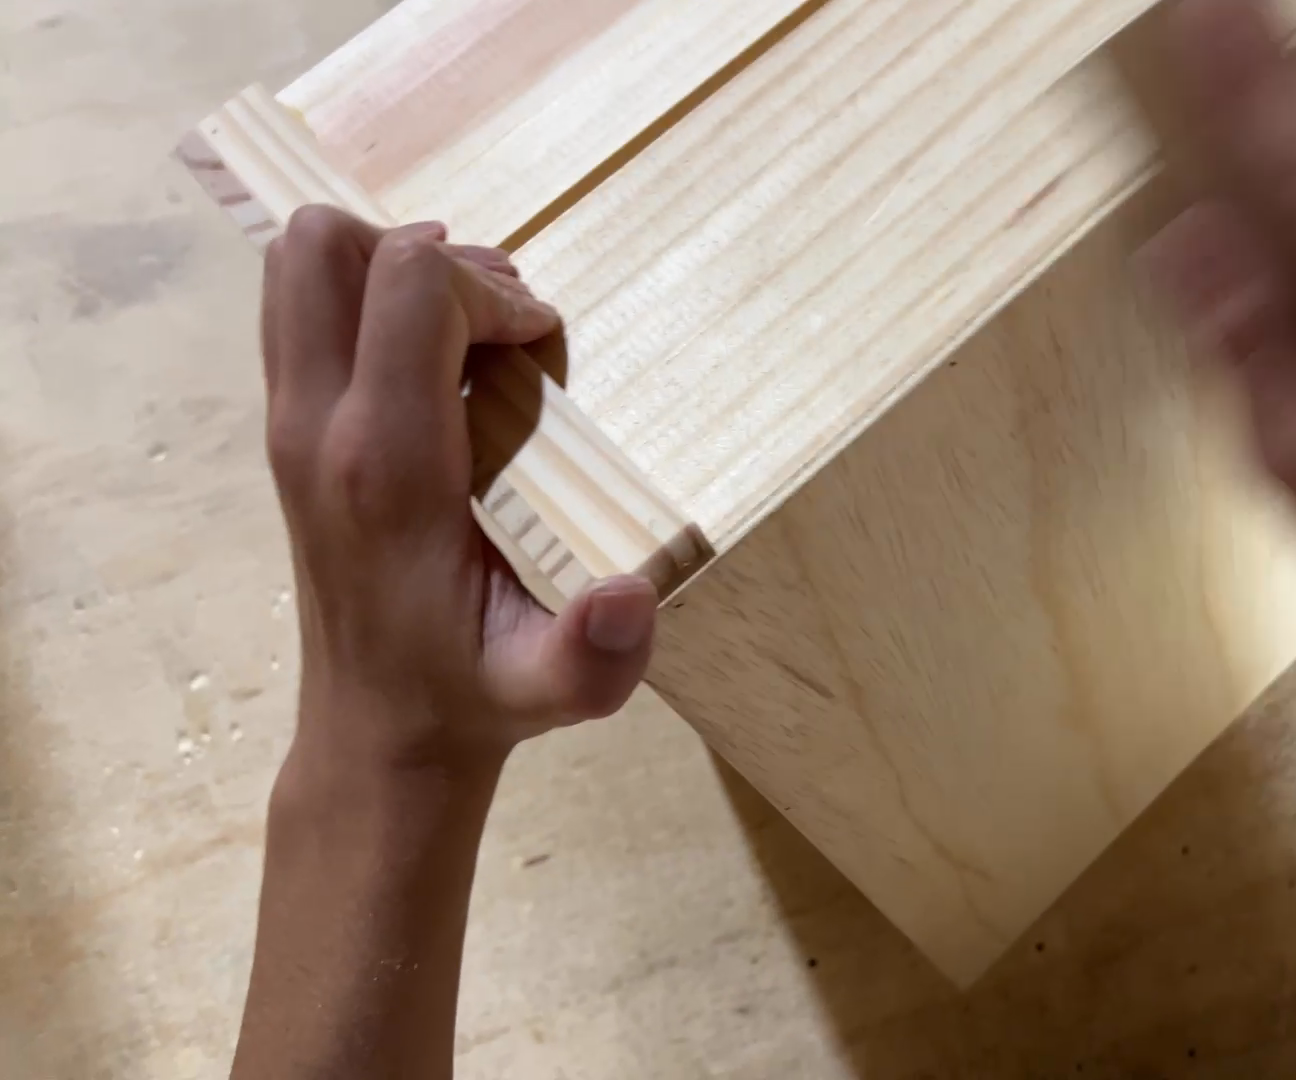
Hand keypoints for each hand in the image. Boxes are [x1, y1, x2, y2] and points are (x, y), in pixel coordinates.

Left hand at [262, 207, 656, 766]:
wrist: (379, 731)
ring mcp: (292, 428)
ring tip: (481, 331)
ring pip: (304, 271)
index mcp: (388, 466)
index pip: (410, 290)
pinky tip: (444, 360)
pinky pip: (310, 316)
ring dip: (398, 274)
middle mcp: (318, 428)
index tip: (550, 346)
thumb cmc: (478, 696)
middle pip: (328, 251)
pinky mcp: (295, 438)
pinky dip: (375, 305)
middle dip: (432, 259)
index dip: (494, 292)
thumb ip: (598, 654)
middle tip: (509, 321)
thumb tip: (631, 592)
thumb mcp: (558, 690)